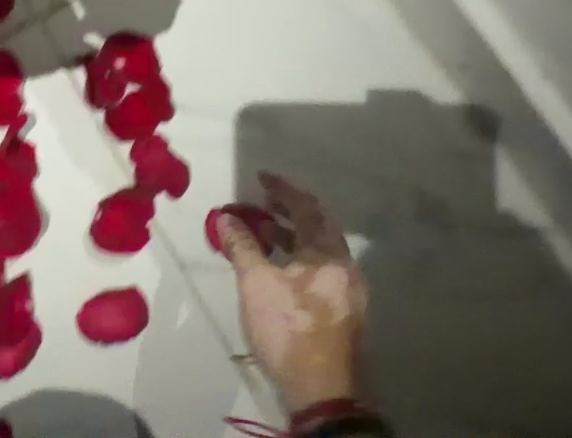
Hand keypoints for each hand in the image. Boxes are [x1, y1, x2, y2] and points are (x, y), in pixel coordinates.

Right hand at [217, 172, 367, 410]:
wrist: (325, 395)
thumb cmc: (290, 330)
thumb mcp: (256, 283)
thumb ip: (241, 245)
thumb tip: (224, 216)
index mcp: (330, 254)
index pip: (308, 207)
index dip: (283, 188)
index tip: (261, 176)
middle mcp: (345, 267)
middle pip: (318, 227)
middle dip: (287, 211)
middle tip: (261, 200)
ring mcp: (347, 292)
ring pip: (318, 250)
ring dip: (290, 236)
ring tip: (262, 232)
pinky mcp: (342, 313)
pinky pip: (318, 269)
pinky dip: (296, 257)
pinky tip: (276, 267)